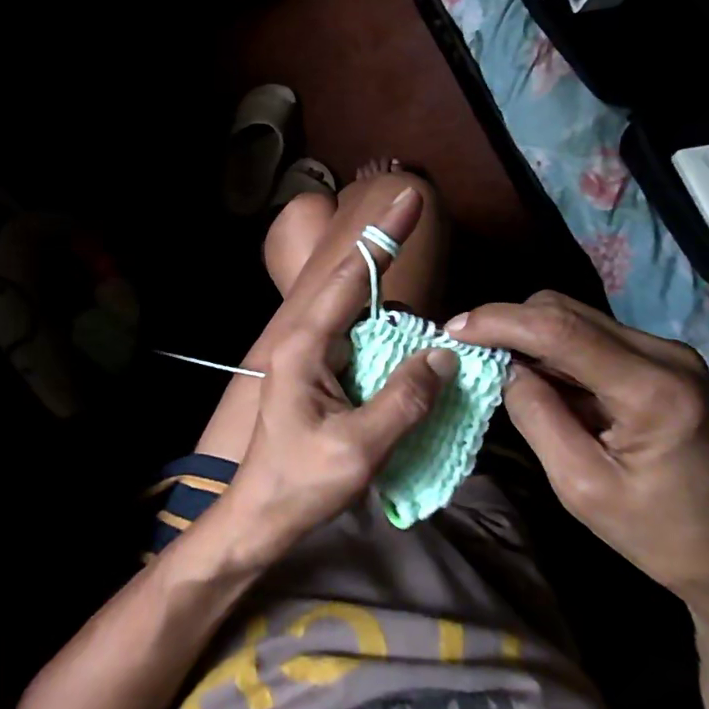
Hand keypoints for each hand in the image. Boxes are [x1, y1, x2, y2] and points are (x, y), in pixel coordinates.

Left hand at [224, 186, 458, 563]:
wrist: (264, 513)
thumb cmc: (303, 482)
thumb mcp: (360, 446)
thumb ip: (405, 398)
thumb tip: (445, 354)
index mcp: (304, 346)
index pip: (346, 279)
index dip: (382, 236)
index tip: (408, 195)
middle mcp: (305, 341)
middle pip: (354, 290)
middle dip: (388, 259)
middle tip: (423, 232)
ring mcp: (312, 358)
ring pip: (362, 320)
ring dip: (397, 314)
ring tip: (431, 314)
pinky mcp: (323, 376)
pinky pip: (363, 346)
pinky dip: (392, 345)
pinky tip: (418, 355)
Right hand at [444, 293, 708, 607]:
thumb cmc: (654, 533)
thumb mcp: (579, 484)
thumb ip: (535, 416)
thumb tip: (502, 367)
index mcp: (652, 390)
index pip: (560, 330)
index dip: (499, 322)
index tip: (451, 330)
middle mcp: (664, 355)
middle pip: (564, 311)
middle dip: (508, 325)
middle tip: (467, 353)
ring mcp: (665, 354)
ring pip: (572, 317)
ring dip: (526, 336)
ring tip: (495, 367)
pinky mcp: (657, 361)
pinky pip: (587, 335)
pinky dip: (549, 349)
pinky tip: (534, 377)